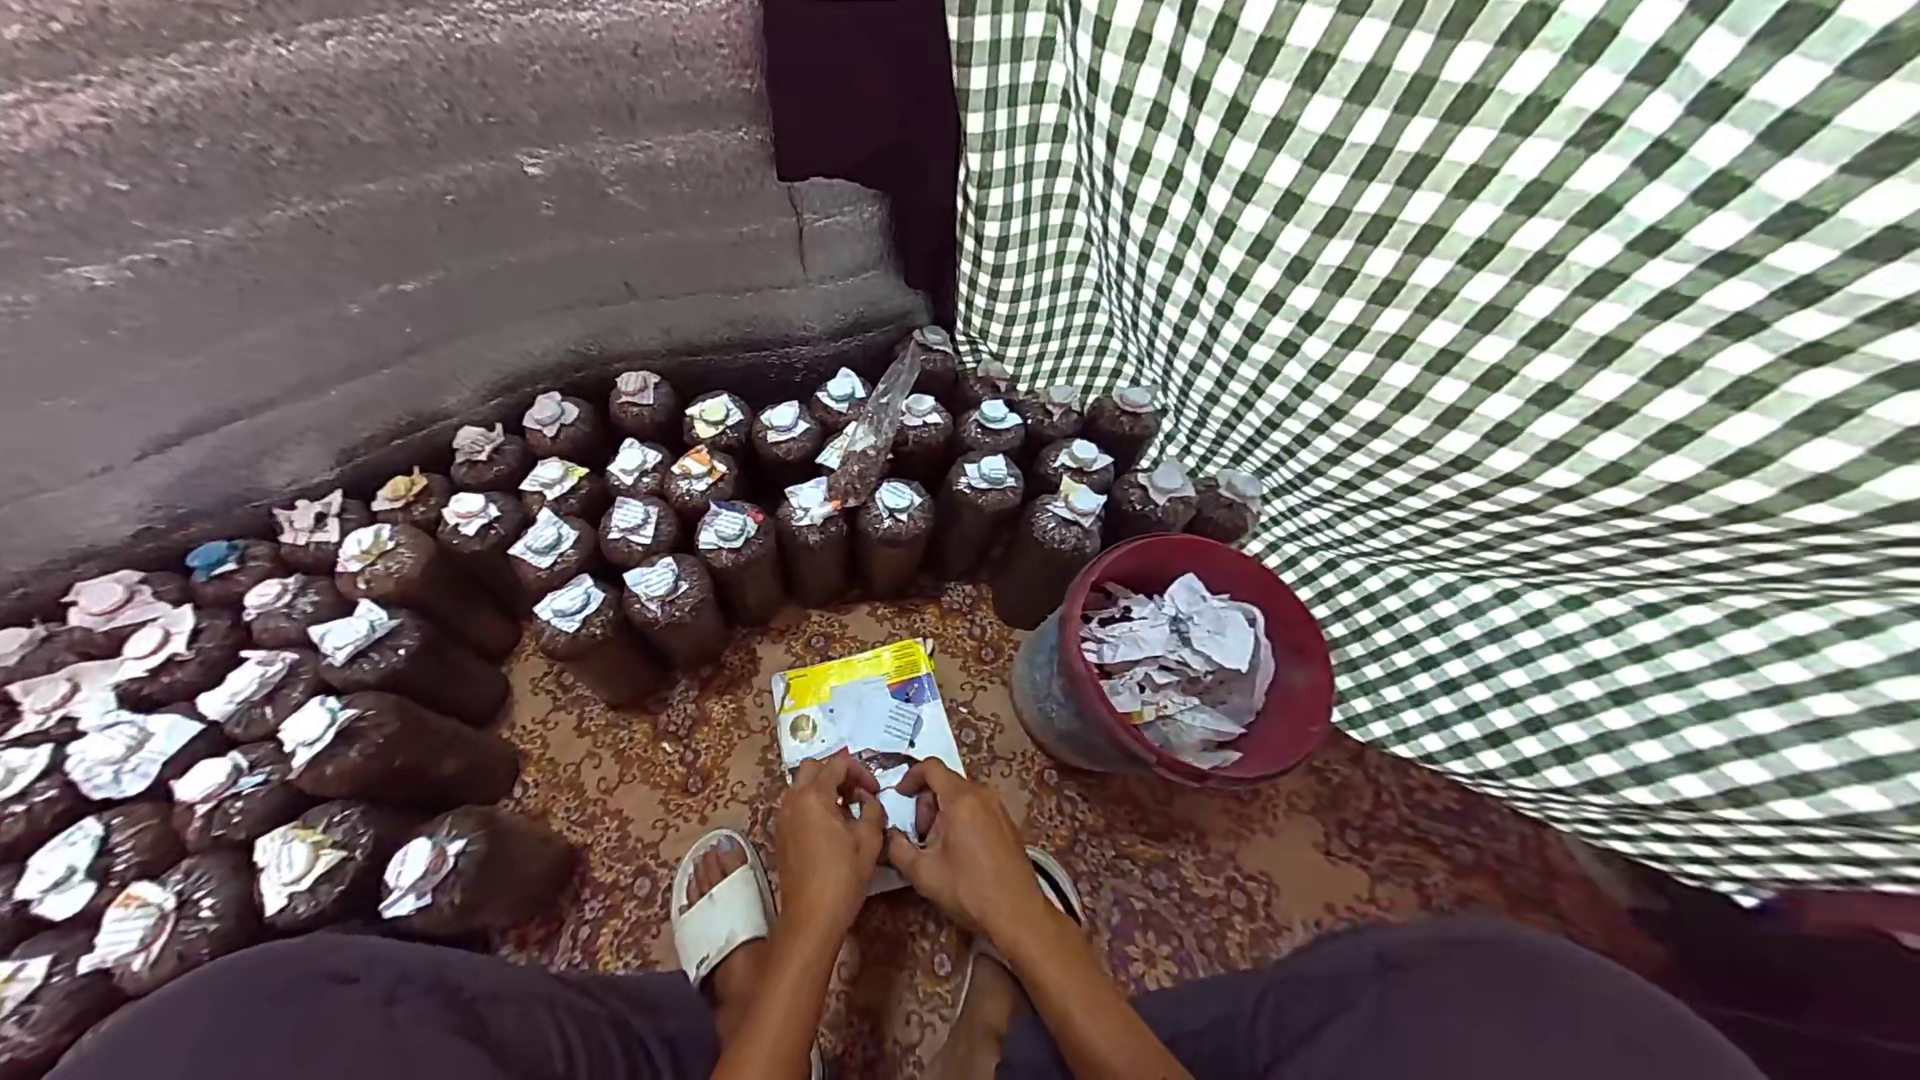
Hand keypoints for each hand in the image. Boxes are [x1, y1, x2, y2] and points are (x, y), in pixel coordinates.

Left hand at [775, 750, 884, 939]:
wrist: (811, 918)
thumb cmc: (842, 875)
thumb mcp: (869, 838)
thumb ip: (872, 808)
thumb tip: (867, 799)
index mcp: (813, 795)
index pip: (838, 763)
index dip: (860, 771)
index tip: (874, 790)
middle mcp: (793, 800)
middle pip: (814, 768)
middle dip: (838, 773)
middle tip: (857, 792)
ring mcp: (783, 818)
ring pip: (802, 786)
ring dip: (825, 788)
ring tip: (847, 809)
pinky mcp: (781, 835)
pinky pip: (797, 805)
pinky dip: (814, 804)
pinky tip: (833, 827)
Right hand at [884, 758, 1049, 945]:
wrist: (1017, 913)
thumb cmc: (969, 890)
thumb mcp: (923, 873)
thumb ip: (897, 848)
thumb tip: (890, 835)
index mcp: (961, 799)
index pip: (931, 767)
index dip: (910, 776)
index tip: (900, 796)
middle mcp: (982, 794)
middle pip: (945, 782)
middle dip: (926, 803)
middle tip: (920, 836)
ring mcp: (998, 806)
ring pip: (961, 795)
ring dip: (942, 812)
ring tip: (938, 848)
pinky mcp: (1007, 821)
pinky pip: (976, 807)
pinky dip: (961, 818)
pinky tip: (959, 851)